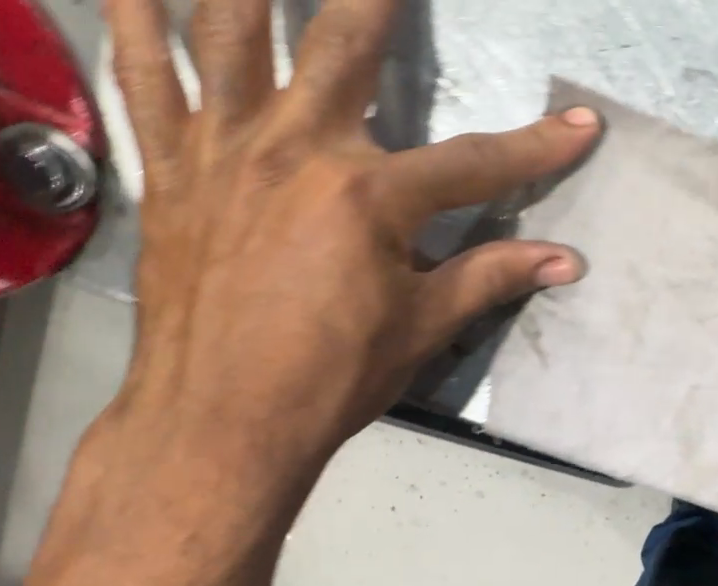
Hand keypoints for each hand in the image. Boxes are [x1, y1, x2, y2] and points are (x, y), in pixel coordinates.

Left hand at [101, 0, 598, 484]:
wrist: (224, 415)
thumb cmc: (335, 375)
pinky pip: (143, 75)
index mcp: (368, 196)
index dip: (537, 146)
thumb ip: (492, 276)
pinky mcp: (172, 166)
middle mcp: (293, 148)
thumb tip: (566, 262)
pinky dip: (134, 21)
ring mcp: (222, 148)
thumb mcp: (426, 326)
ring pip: (226, 29)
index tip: (583, 123)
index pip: (475, 162)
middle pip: (342, 45)